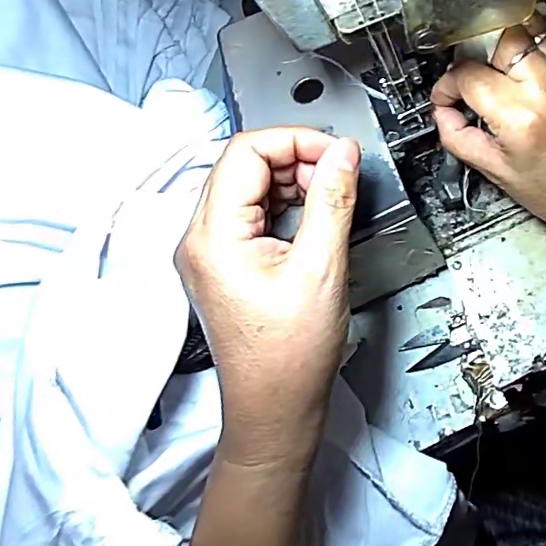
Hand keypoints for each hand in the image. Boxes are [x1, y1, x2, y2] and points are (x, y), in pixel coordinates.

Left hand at [175, 127, 360, 470]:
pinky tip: (316, 212)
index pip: (246, 152)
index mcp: (213, 237)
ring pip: (251, 184)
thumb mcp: (323, 266)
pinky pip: (255, 210)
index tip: (335, 151)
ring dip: (294, 177)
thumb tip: (343, 154)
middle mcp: (201, 239)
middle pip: (245, 164)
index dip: (296, 141)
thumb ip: (333, 200)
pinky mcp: (228, 261)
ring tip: (331, 194)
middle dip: (297, 157)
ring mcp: (212, 251)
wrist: (276, 405)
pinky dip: (289, 200)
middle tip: (338, 172)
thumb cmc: (289, 355)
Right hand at [430, 10, 545, 240]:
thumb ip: (459, 137)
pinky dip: (541, 26)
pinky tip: (528, 36)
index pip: (468, 75)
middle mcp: (545, 87)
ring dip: (506, 34)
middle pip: (498, 39)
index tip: (448, 96)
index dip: (448, 84)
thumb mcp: (495, 171)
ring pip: (530, 26)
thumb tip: (442, 111)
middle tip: (474, 73)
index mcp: (518, 116)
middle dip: (476, 52)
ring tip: (496, 53)